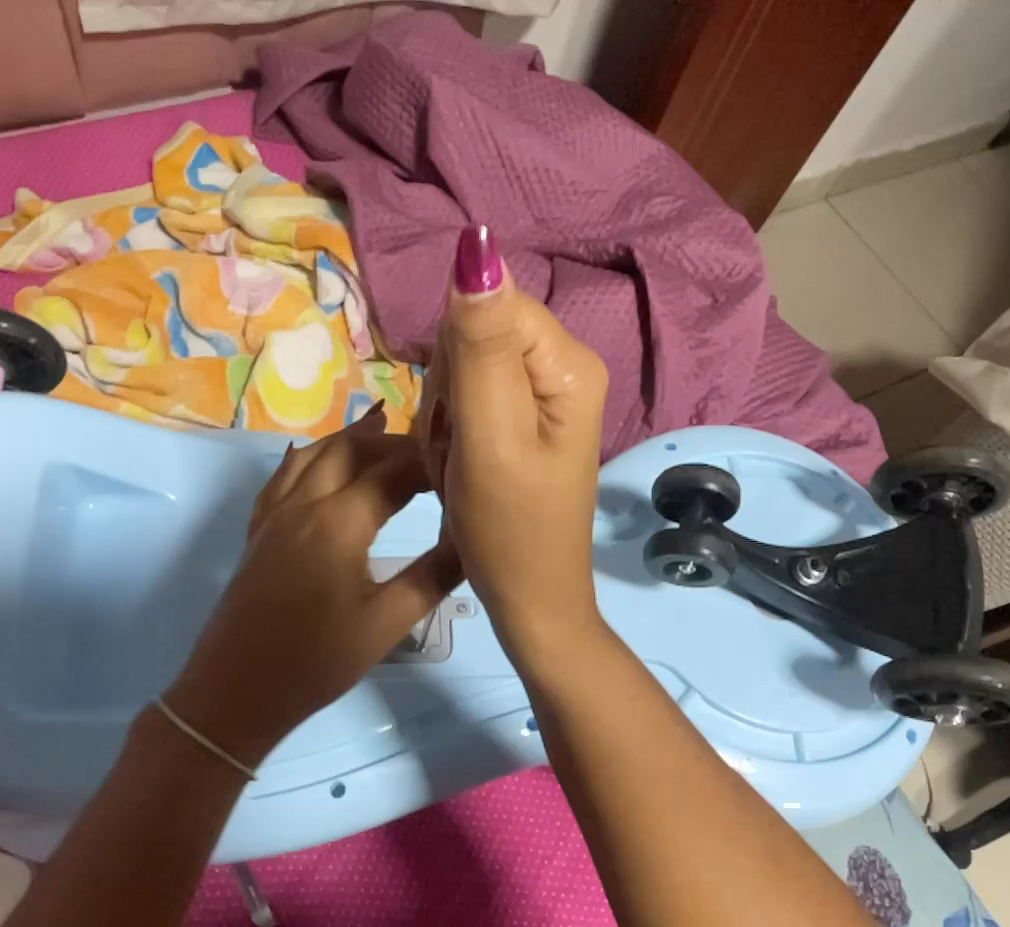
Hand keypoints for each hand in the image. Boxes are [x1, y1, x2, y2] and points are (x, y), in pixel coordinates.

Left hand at [164, 407, 462, 768]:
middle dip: (391, 440)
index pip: (395, 470)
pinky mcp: (258, 533)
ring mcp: (274, 516)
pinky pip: (282, 478)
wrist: (234, 693)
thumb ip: (432, 576)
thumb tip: (474, 539)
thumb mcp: (385, 624)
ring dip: (348, 440)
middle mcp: (304, 504)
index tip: (464, 461)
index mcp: (340, 521)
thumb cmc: (315, 661)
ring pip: (312, 456)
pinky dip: (306, 458)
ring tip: (379, 428)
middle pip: (350, 449)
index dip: (431, 460)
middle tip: (429, 446)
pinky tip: (311, 459)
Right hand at [416, 226, 609, 653]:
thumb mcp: (489, 437)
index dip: (454, 362)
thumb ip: (480, 346)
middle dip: (446, 395)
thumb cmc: (508, 529)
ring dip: (443, 420)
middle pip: (473, 337)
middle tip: (455, 452)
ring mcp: (542, 397)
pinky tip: (459, 471)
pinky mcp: (523, 421)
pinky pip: (467, 401)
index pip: (488, 309)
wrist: (528, 600)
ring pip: (462, 371)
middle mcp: (562, 368)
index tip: (456, 420)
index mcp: (567, 364)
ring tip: (457, 469)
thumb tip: (477, 243)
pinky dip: (450, 436)